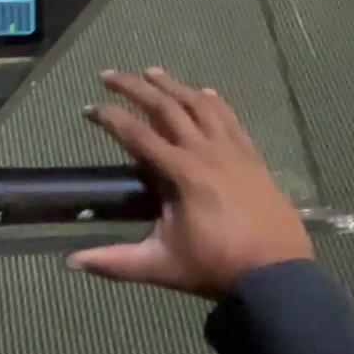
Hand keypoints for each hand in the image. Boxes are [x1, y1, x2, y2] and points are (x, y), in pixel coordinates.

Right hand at [67, 68, 312, 298]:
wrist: (281, 282)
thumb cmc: (217, 268)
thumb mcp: (160, 266)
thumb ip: (115, 261)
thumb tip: (71, 262)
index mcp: (181, 174)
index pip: (136, 134)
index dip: (109, 118)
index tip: (88, 109)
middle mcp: (206, 153)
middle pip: (166, 108)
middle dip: (134, 88)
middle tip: (108, 74)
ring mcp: (233, 153)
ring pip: (200, 106)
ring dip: (173, 85)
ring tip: (151, 72)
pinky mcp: (254, 159)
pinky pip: (231, 120)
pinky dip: (214, 102)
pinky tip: (203, 92)